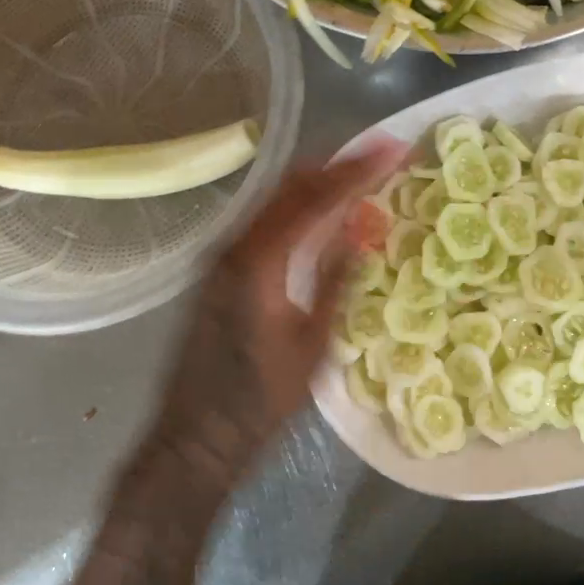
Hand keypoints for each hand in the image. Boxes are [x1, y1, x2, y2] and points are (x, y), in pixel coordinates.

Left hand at [150, 139, 407, 483]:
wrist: (195, 435)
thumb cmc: (260, 398)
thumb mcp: (311, 343)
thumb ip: (334, 279)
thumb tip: (359, 226)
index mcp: (260, 259)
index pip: (314, 198)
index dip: (354, 170)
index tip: (388, 149)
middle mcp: (235, 244)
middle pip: (290, 185)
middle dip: (335, 164)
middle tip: (375, 152)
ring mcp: (221, 253)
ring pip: (273, 197)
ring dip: (314, 179)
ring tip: (355, 169)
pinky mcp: (218, 266)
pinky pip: (263, 217)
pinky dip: (294, 202)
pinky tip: (318, 208)